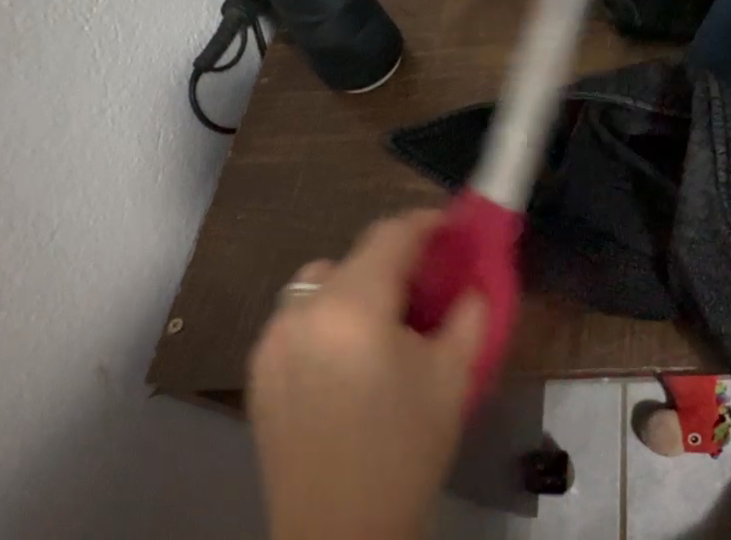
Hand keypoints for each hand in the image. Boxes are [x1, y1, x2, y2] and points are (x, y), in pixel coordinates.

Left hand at [247, 211, 486, 539]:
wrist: (341, 533)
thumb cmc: (407, 449)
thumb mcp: (454, 375)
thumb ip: (470, 311)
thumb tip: (473, 279)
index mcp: (353, 308)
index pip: (390, 236)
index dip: (426, 222)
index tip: (452, 227)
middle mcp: (302, 313)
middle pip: (353, 257)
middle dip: (395, 260)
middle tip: (428, 283)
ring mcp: (271, 342)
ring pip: (320, 284)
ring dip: (356, 285)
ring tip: (386, 320)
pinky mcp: (257, 372)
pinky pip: (298, 319)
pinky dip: (328, 317)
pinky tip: (350, 355)